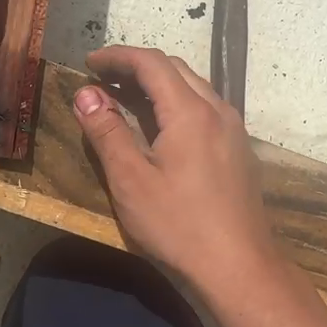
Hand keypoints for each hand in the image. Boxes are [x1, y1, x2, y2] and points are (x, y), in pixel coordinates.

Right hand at [73, 46, 282, 296]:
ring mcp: (233, 131)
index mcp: (190, 112)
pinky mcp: (238, 151)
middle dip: (137, 66)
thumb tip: (86, 94)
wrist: (240, 269)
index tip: (89, 62)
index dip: (117, 57)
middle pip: (176, 69)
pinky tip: (159, 127)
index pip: (152, 63)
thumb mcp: (130, 180)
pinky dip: (175, 103)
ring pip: (193, 88)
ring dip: (158, 84)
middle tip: (103, 78)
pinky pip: (204, 109)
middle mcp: (218, 111)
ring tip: (125, 98)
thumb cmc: (179, 226)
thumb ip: (107, 132)